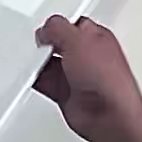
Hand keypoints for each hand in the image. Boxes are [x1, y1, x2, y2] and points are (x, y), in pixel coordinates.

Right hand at [35, 16, 141, 141]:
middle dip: (46, 44)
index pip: (72, 24)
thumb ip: (58, 28)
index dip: (57, 24)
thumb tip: (46, 30)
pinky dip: (36, 79)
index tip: (44, 28)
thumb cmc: (108, 80)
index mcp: (96, 38)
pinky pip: (46, 81)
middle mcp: (88, 56)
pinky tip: (32, 76)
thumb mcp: (77, 40)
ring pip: (50, 63)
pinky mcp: (67, 93)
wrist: (110, 117)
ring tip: (33, 62)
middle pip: (59, 44)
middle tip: (39, 47)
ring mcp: (77, 75)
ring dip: (39, 62)